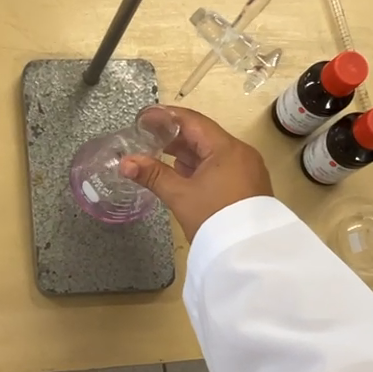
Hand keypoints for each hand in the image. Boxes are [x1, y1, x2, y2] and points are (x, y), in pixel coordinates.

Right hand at [119, 106, 272, 240]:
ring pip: (210, 153)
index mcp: (226, 148)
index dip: (166, 117)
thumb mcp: (180, 196)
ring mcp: (246, 170)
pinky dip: (198, 167)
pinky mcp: (246, 186)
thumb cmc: (213, 218)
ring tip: (157, 155)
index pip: (192, 121)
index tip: (144, 118)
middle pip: (202, 136)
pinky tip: (180, 174)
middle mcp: (240, 153)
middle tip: (145, 137)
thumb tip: (125, 162)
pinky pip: (219, 167)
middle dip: (173, 137)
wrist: (247, 254)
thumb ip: (153, 175)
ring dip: (185, 153)